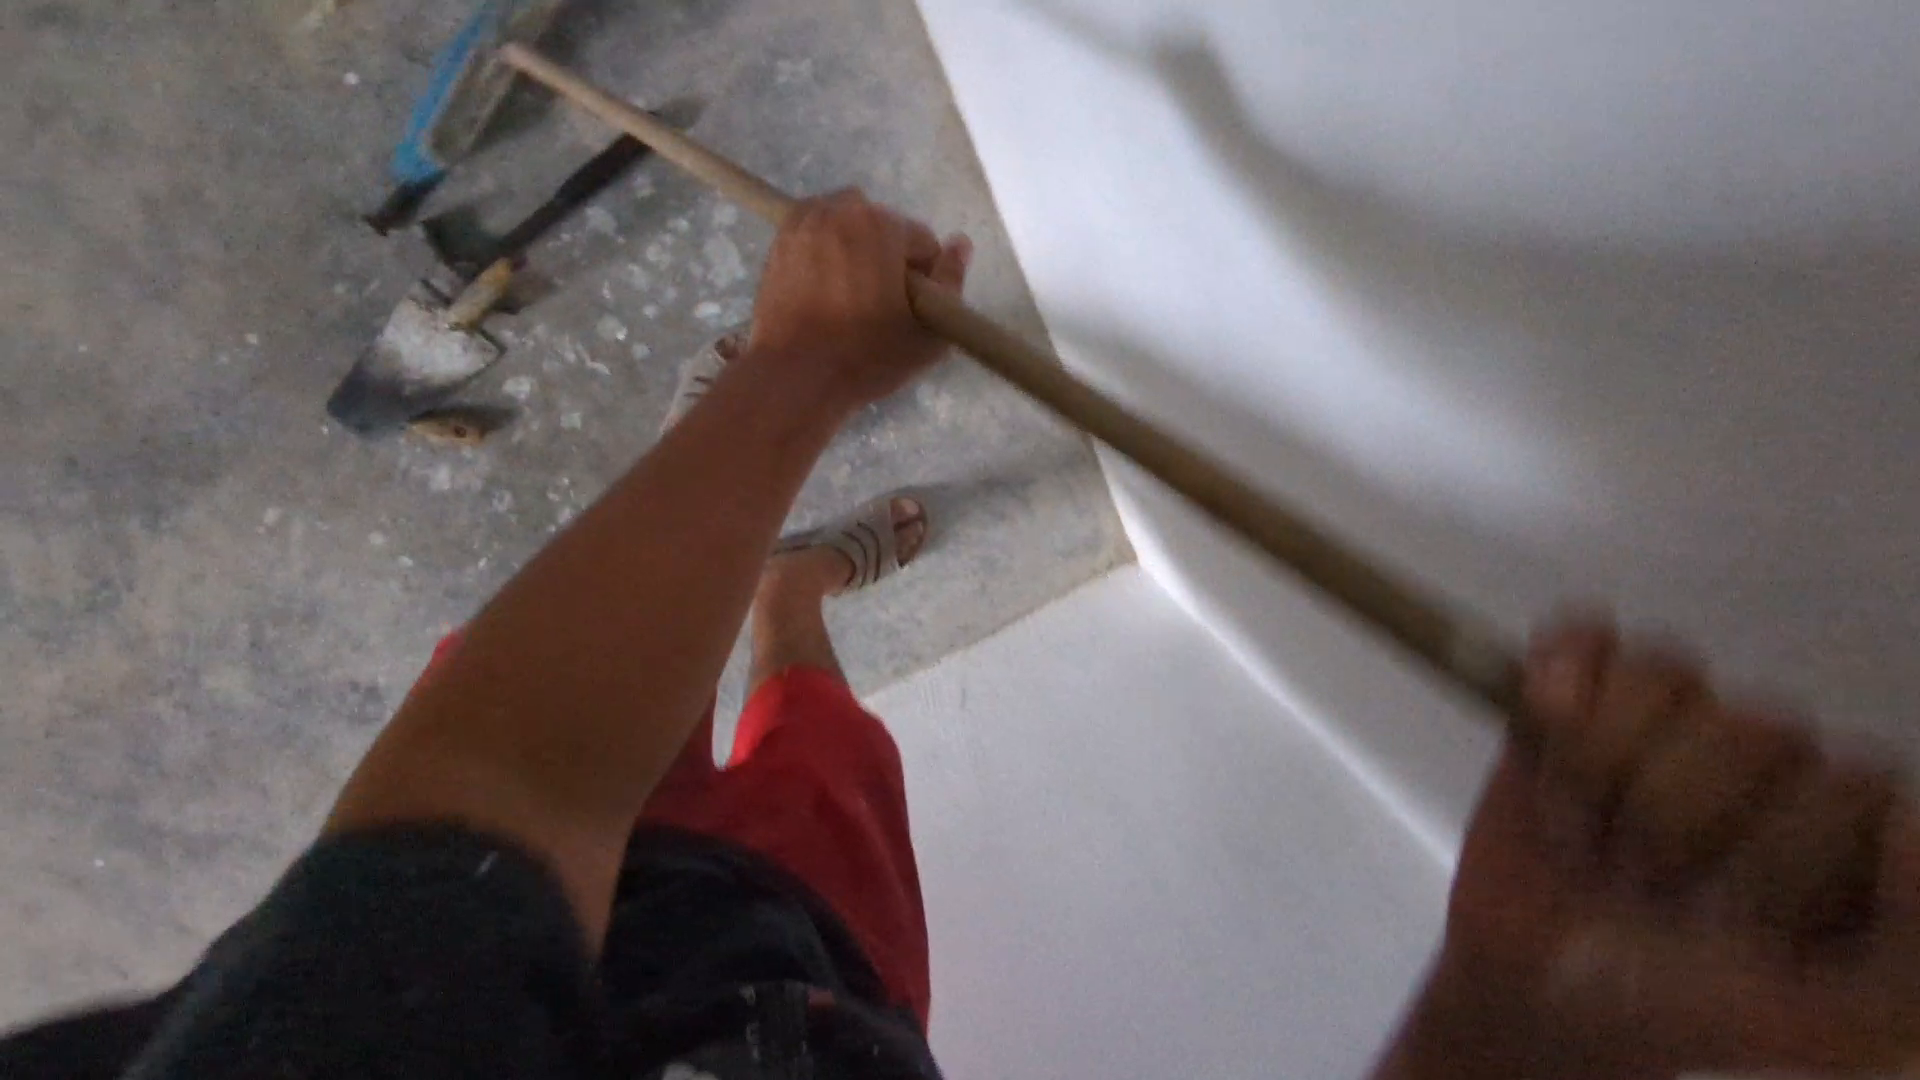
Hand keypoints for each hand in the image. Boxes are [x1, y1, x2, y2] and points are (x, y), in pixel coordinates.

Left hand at [749, 189, 971, 411]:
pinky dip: (827, 253)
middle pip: (883, 229)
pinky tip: (826, 290)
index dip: (925, 277)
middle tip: (881, 306)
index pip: (922, 241)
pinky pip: (817, 237)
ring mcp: (805, 223)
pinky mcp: (779, 243)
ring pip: (848, 228)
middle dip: (889, 258)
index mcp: (881, 225)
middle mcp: (842, 210)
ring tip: (852, 297)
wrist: (795, 376)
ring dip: (857, 251)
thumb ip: (951, 282)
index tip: (914, 308)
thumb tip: (961, 243)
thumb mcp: (927, 333)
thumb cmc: (866, 357)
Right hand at [1419, 620, 1918, 1077]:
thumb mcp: (1830, 1021)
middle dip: (1668, 817)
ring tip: (1579, 830)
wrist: (1537, 982)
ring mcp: (1663, 722)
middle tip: (1636, 881)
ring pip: (1664, 675)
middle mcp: (1772, 765)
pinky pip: (1584, 634)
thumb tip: (1905, 824)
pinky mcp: (1568, 697)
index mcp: (1855, 832)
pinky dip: (1560, 667)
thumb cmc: (1680, 1010)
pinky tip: (1544, 715)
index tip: (1740, 923)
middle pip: (1751, 728)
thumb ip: (1912, 951)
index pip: (1859, 786)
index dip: (1785, 852)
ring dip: (1595, 766)